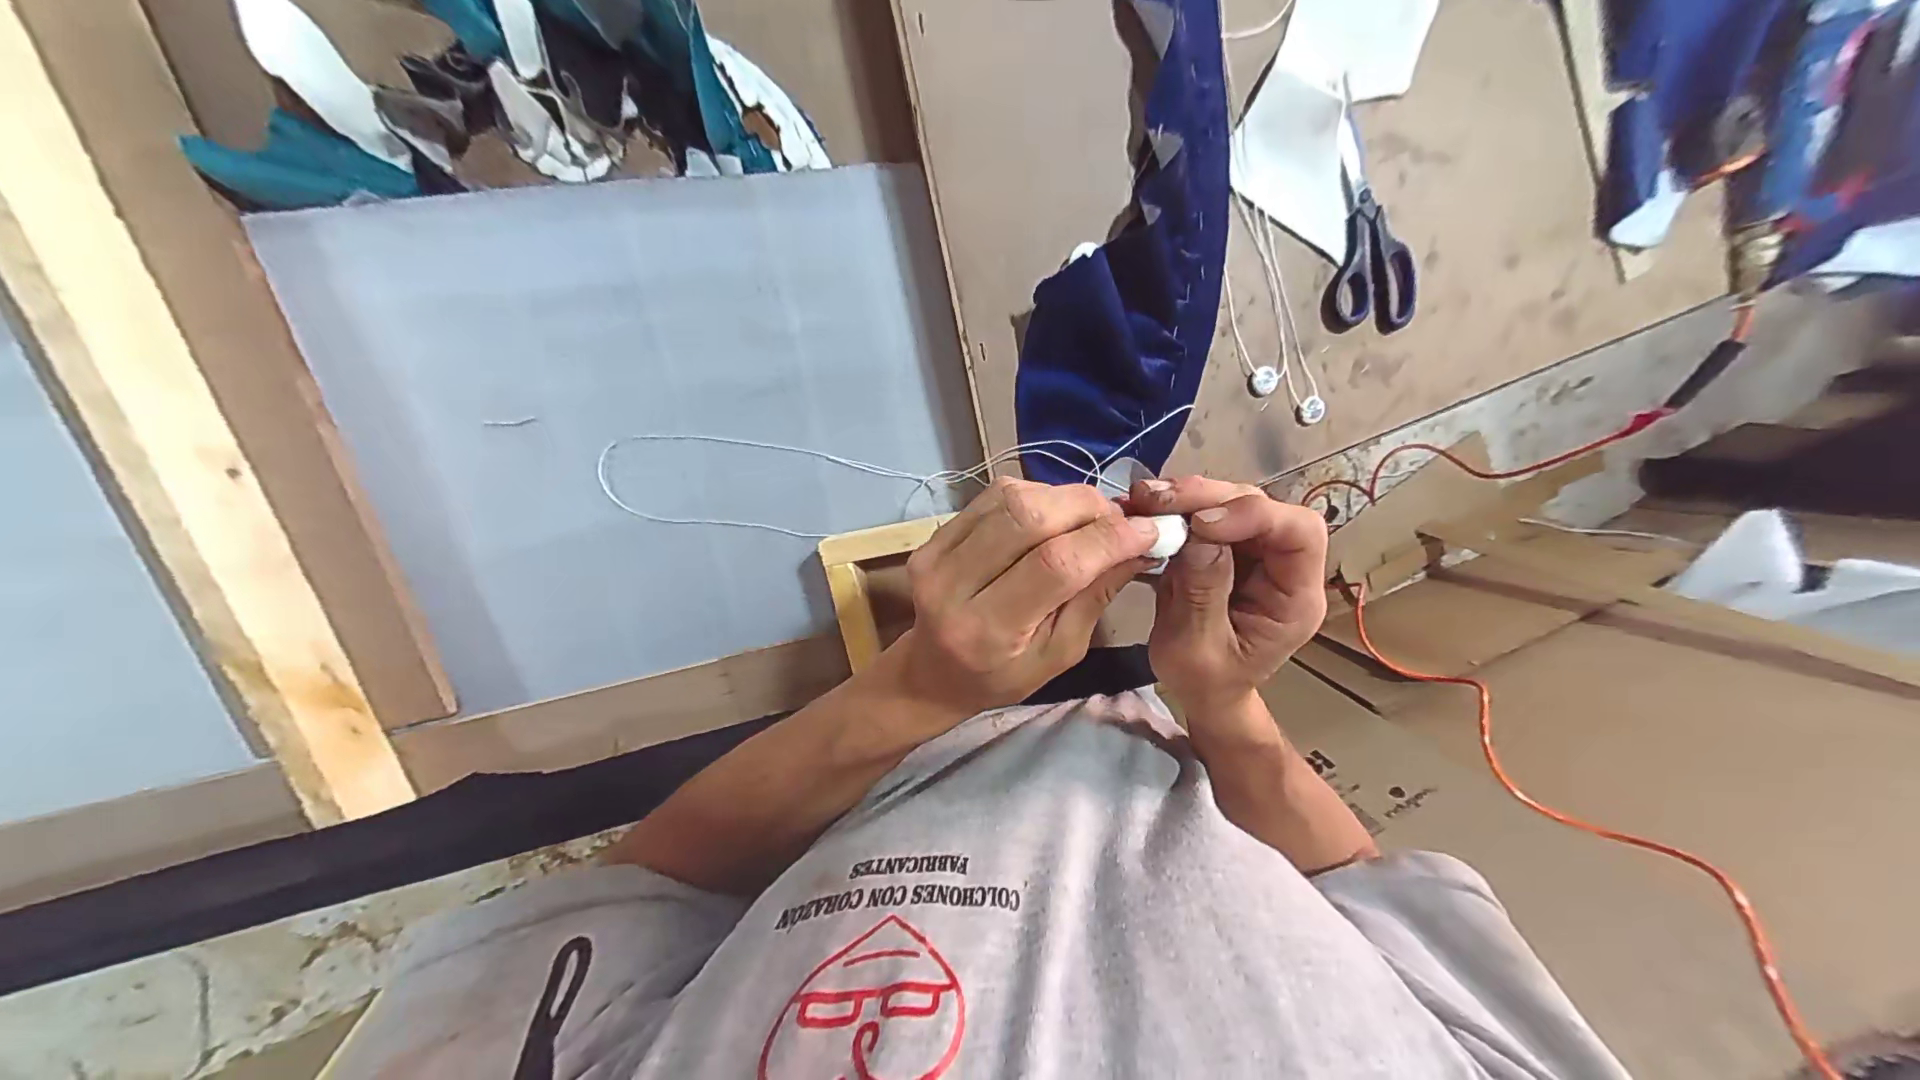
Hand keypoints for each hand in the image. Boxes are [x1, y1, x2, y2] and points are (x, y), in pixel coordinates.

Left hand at [875, 477, 1159, 719]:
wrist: (933, 669)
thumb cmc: (1002, 674)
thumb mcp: (1060, 653)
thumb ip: (1095, 598)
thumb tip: (1139, 545)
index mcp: (988, 630)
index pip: (1055, 565)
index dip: (1108, 539)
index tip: (1149, 529)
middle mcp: (953, 585)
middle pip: (1030, 518)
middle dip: (1088, 508)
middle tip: (1118, 519)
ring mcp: (936, 554)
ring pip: (1012, 498)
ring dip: (1063, 498)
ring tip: (1088, 519)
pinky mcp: (933, 536)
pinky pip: (993, 495)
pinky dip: (1034, 495)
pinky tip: (1051, 514)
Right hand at [1127, 476, 1328, 717]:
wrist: (1201, 690)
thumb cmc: (1206, 681)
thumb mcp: (1197, 648)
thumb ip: (1202, 593)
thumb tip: (1199, 536)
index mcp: (1295, 597)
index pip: (1300, 533)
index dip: (1254, 516)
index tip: (1200, 524)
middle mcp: (1281, 564)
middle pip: (1260, 506)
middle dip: (1208, 497)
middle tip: (1154, 499)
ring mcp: (1252, 552)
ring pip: (1230, 502)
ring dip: (1186, 496)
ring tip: (1142, 500)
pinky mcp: (1223, 547)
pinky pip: (1204, 513)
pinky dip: (1174, 507)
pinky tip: (1144, 507)